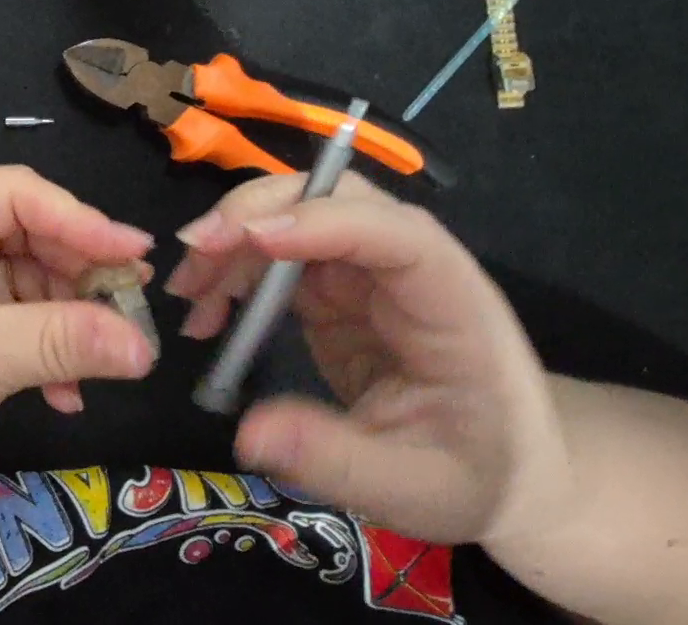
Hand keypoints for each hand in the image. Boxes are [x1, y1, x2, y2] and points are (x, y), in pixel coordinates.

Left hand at [0, 166, 158, 493]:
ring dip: (65, 320)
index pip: (16, 193)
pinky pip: (13, 310)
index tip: (136, 253)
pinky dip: (41, 343)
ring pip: (28, 274)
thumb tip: (145, 347)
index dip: (80, 218)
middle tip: (129, 312)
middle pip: (29, 231)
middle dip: (79, 275)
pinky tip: (63, 390)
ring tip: (97, 366)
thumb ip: (62, 343)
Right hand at [165, 174, 571, 544]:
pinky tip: (205, 311)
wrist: (500, 469)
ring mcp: (364, 270)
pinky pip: (271, 255)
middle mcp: (406, 267)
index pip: (395, 234)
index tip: (252, 239)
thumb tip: (249, 434)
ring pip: (289, 215)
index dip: (325, 222)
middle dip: (255, 210)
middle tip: (194, 250)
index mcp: (451, 303)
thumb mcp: (411, 490)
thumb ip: (334, 459)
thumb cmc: (476, 476)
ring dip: (230, 239)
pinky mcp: (331, 286)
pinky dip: (230, 270)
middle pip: (331, 197)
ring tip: (187, 293)